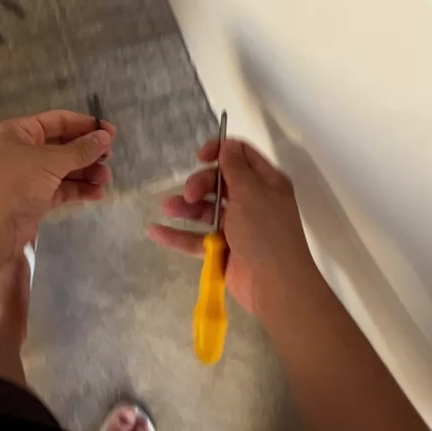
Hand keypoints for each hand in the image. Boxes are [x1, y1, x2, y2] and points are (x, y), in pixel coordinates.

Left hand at [0, 110, 115, 252]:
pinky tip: (96, 193)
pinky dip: (79, 189)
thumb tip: (104, 137)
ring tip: (106, 179)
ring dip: (86, 172)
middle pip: (63, 145)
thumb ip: (80, 150)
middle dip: (87, 152)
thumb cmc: (16, 183)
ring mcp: (30, 175)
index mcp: (21, 132)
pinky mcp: (35, 198)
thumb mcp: (50, 161)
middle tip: (109, 158)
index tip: (111, 133)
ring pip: (64, 168)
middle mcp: (25, 150)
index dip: (85, 125)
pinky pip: (62, 188)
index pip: (59, 121)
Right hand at [149, 137, 319, 322]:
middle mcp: (252, 201)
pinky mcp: (223, 249)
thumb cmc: (265, 232)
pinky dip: (177, 235)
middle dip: (200, 183)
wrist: (276, 285)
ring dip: (185, 206)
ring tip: (168, 207)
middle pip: (218, 182)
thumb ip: (234, 167)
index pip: (241, 156)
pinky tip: (155, 230)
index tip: (201, 157)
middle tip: (189, 194)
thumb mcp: (250, 192)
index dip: (220, 151)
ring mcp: (237, 226)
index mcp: (265, 183)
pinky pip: (196, 238)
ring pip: (205, 209)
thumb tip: (228, 144)